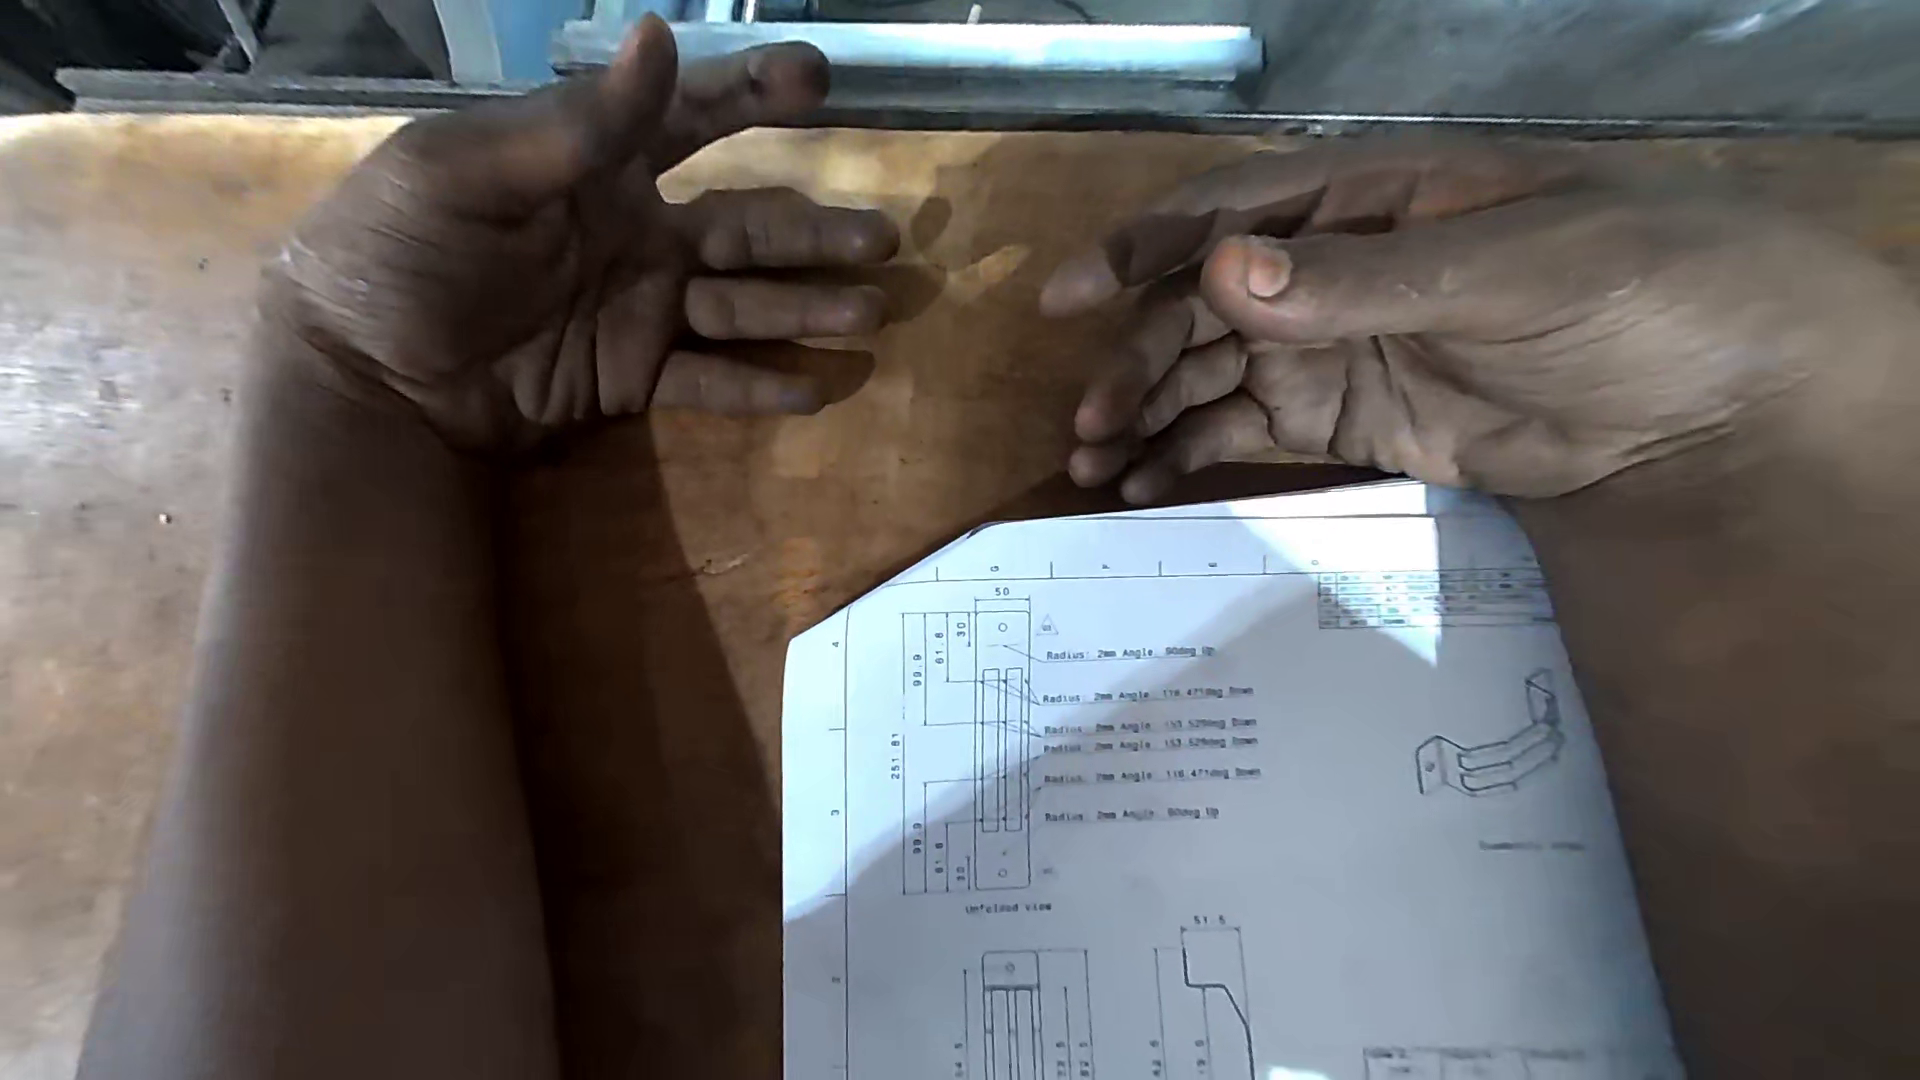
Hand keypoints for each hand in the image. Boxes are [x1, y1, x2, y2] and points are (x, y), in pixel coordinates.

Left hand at [264, 15, 898, 452]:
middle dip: (815, 234)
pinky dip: (761, 388)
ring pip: (744, 309)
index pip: (691, 124)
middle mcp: (642, 241)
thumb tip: (658, 36)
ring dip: (808, 311)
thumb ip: (572, 124)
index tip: (817, 79)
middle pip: (747, 232)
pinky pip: (712, 384)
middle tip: (883, 240)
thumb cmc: (398, 253)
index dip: (752, 97)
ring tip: (870, 314)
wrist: (371, 375)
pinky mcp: (642, 380)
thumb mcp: (466, 172)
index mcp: (599, 174)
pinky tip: (815, 390)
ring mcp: (648, 315)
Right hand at [1042, 141, 1916, 499]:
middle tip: (1090, 425)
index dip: (1134, 253)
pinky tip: (1144, 487)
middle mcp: (1309, 275)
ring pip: (1194, 380)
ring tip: (1095, 466)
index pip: (1220, 217)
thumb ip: (1358, 279)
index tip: (1064, 299)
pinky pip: (1226, 435)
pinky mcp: (1312, 419)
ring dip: (1140, 419)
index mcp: (1352, 206)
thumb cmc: (1637, 295)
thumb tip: (1221, 276)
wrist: (1689, 415)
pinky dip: (1180, 459)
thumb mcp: (1511, 270)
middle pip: (1189, 314)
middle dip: (1132, 366)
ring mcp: (1305, 351)